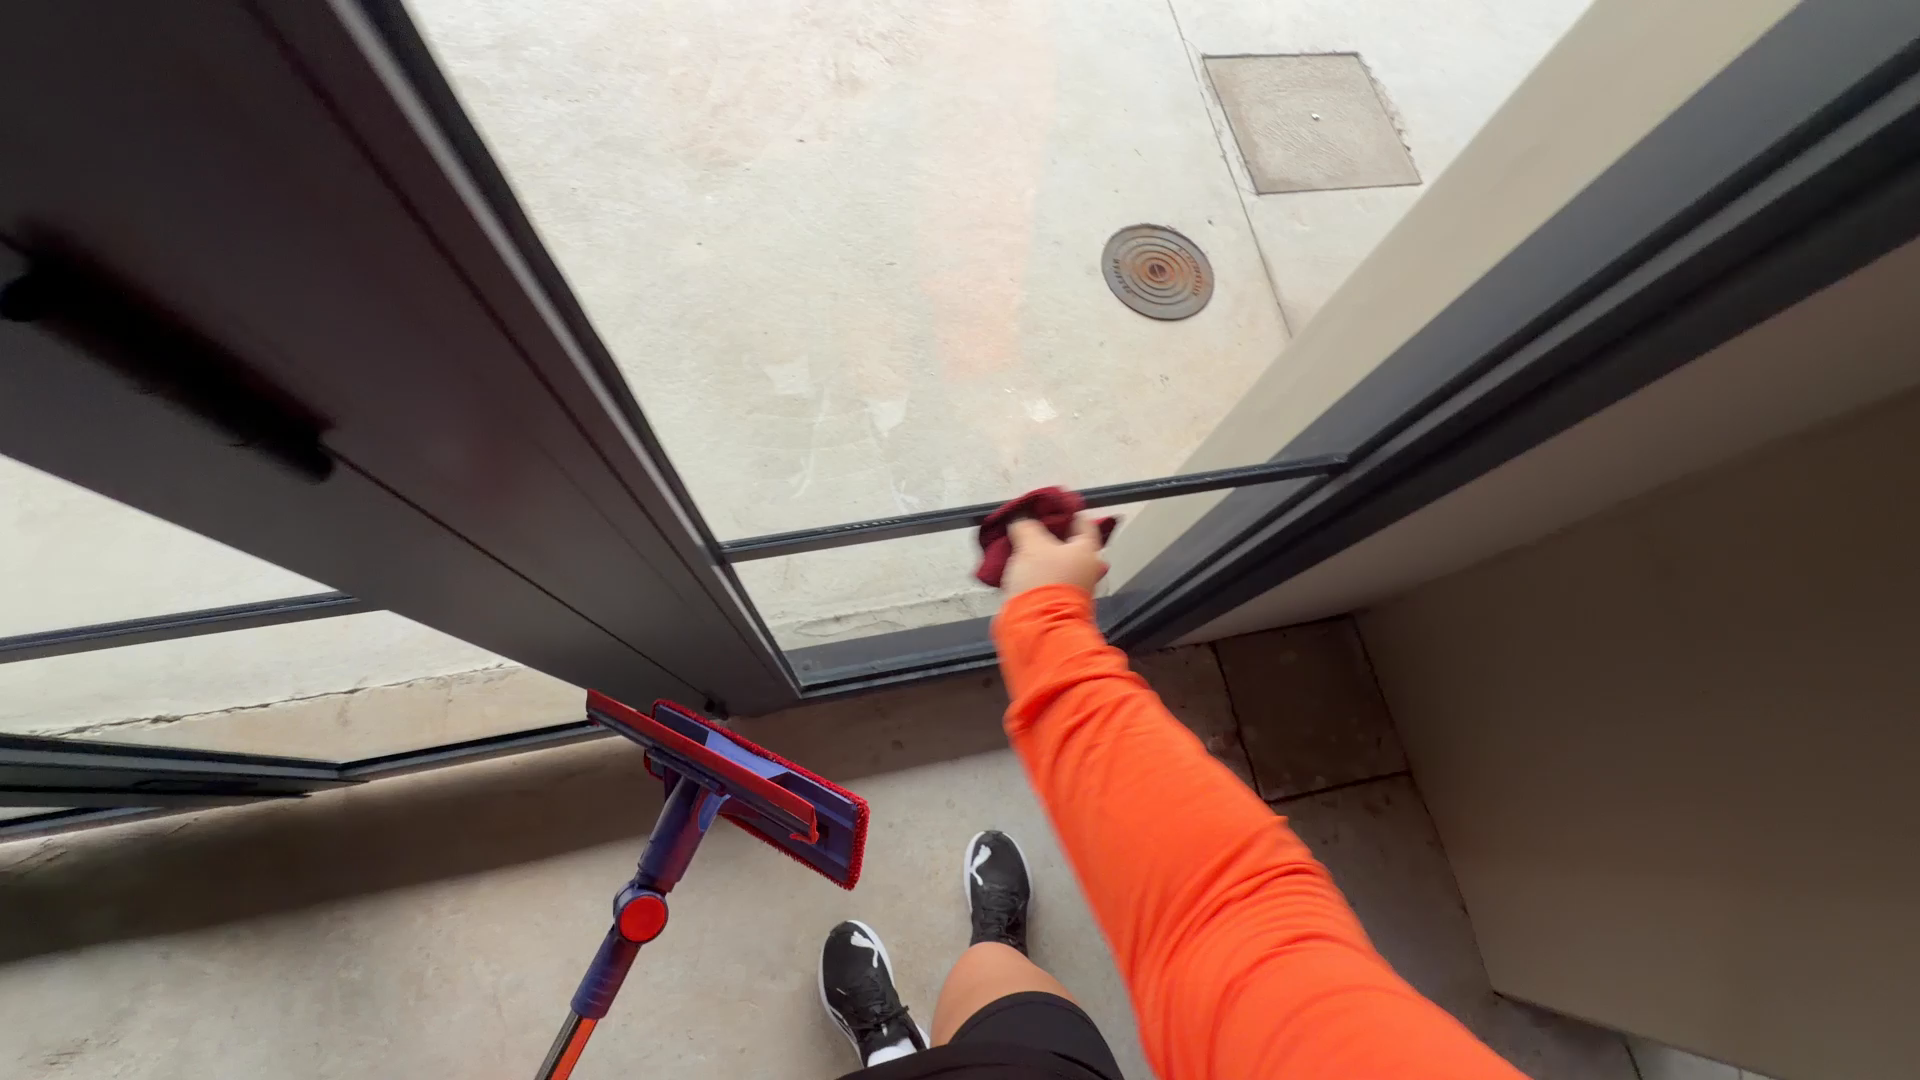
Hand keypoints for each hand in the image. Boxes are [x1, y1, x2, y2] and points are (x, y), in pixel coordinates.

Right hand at [1001, 515, 1108, 596]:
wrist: (1037, 627)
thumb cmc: (1042, 580)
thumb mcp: (1031, 545)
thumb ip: (1026, 525)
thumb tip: (1020, 518)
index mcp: (1087, 550)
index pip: (1082, 520)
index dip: (1064, 509)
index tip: (1046, 505)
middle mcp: (1085, 568)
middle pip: (1067, 542)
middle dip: (1047, 532)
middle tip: (1027, 523)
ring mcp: (1072, 587)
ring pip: (1054, 561)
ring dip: (1037, 552)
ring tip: (1016, 542)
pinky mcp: (1055, 601)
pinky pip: (1045, 577)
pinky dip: (1033, 570)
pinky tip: (1015, 564)